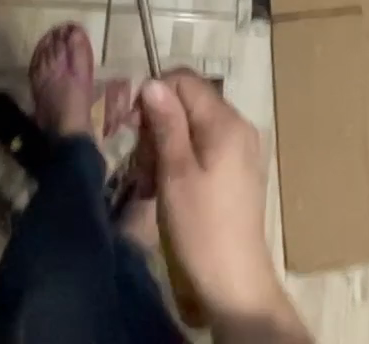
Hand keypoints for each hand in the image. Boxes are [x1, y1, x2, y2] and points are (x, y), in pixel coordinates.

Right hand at [139, 72, 301, 334]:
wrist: (234, 286)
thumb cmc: (201, 228)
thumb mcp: (175, 173)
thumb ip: (166, 123)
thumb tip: (152, 82)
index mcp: (226, 122)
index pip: (185, 81)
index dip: (153, 95)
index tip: (130, 125)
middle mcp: (237, 127)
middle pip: (187, 103)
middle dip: (156, 125)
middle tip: (139, 163)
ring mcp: (239, 150)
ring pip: (190, 127)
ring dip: (162, 146)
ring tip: (148, 182)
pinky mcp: (234, 172)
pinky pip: (201, 149)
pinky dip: (178, 161)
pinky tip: (163, 189)